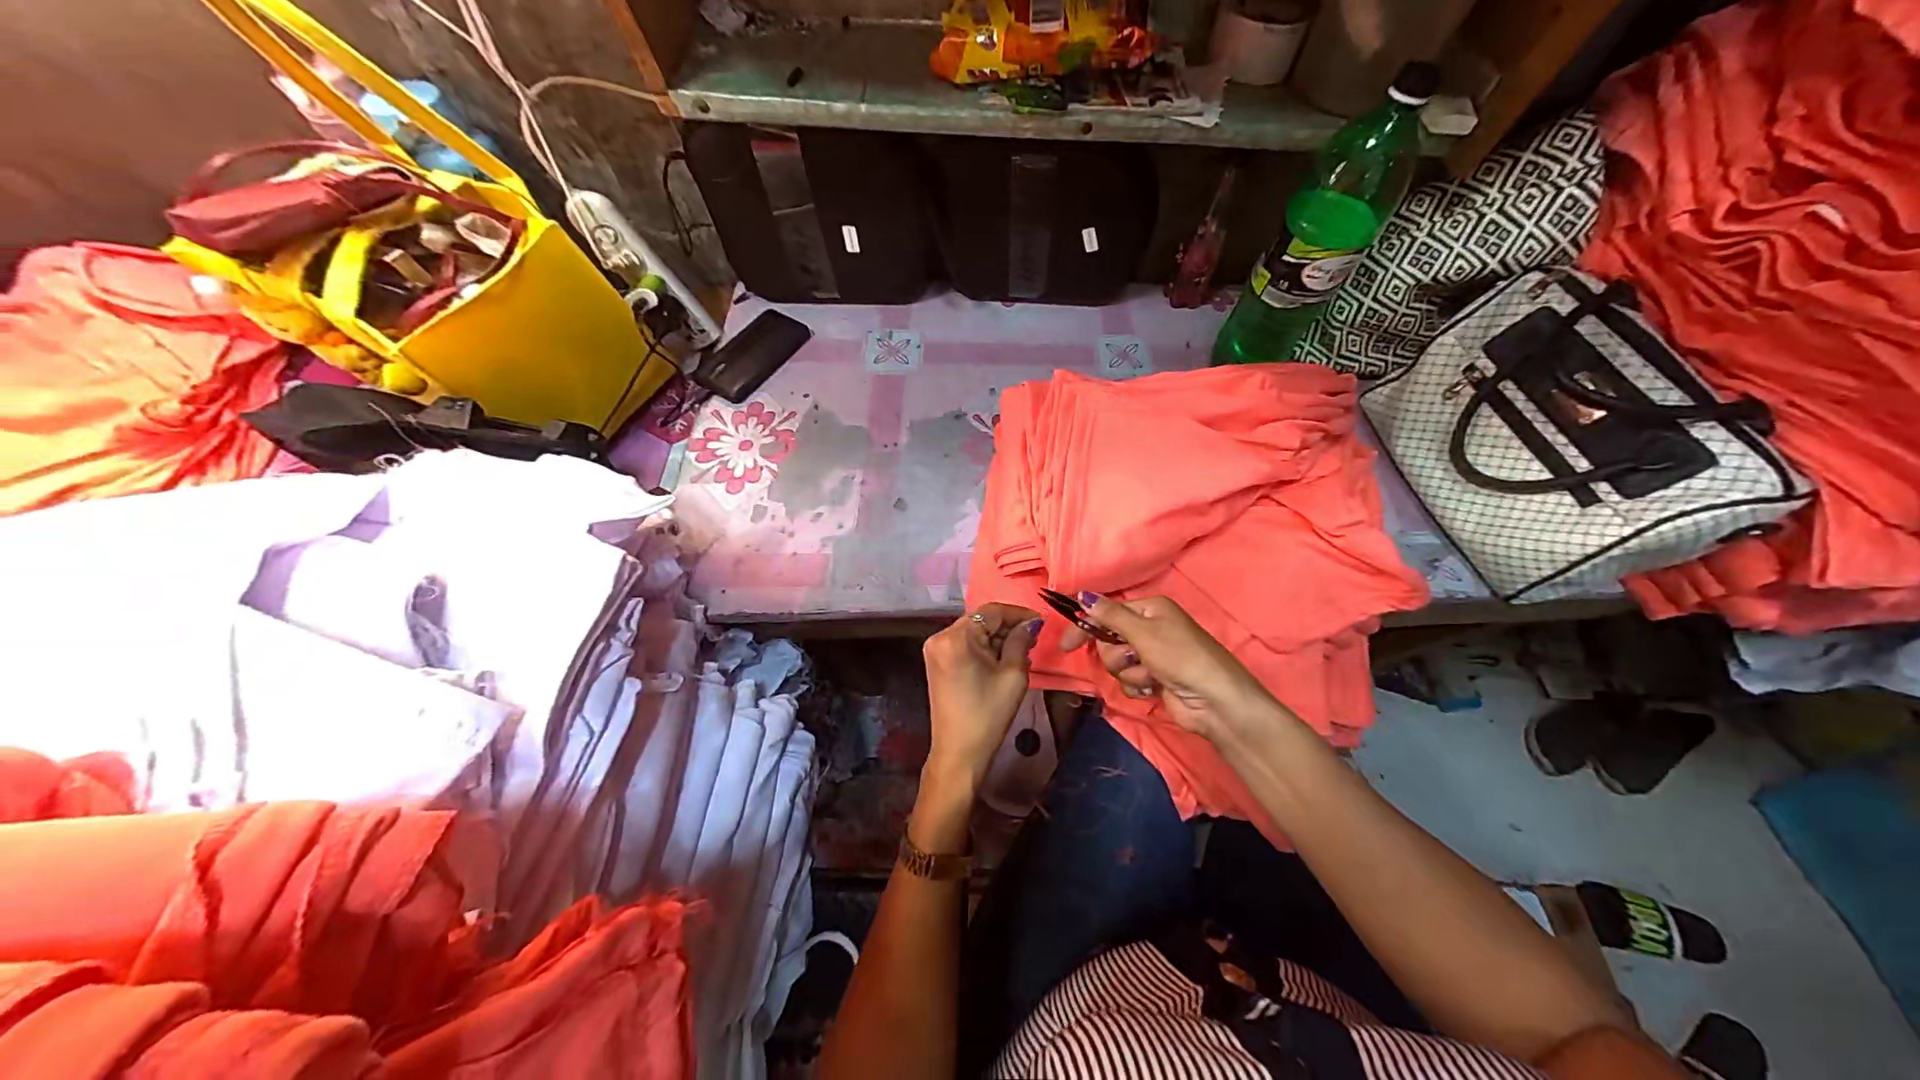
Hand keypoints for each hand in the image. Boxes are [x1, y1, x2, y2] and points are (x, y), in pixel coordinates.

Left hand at [921, 604, 1043, 791]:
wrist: (959, 751)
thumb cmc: (988, 714)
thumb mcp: (1013, 674)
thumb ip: (1021, 641)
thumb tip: (1029, 624)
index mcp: (956, 637)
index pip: (991, 612)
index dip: (1018, 614)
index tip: (1040, 622)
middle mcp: (940, 636)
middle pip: (980, 620)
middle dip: (1007, 627)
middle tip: (1032, 640)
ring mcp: (935, 649)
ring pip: (973, 632)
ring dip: (997, 638)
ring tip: (1021, 652)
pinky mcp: (936, 662)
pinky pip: (964, 644)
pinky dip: (983, 648)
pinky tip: (1002, 660)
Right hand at [1058, 593, 1293, 740]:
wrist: (1214, 700)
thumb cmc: (1181, 657)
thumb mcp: (1143, 632)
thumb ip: (1109, 615)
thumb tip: (1082, 595)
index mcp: (1150, 609)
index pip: (1106, 612)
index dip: (1086, 627)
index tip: (1066, 645)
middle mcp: (1150, 629)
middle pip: (1108, 640)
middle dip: (1116, 654)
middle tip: (1133, 658)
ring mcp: (1152, 656)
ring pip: (1116, 663)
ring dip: (1129, 672)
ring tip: (1150, 676)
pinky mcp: (1154, 679)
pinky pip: (1128, 680)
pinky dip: (1137, 686)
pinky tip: (1154, 689)